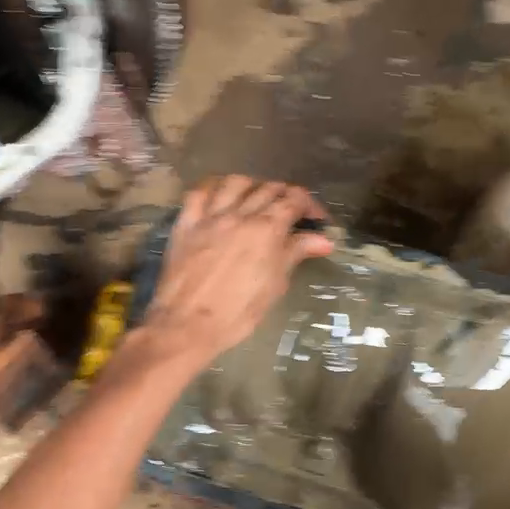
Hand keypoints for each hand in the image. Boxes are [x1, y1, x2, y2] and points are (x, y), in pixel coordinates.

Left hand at [140, 176, 333, 369]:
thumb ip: (295, 254)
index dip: (309, 204)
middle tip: (289, 212)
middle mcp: (239, 215)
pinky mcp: (185, 224)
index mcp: (266, 230)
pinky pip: (199, 193)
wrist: (187, 325)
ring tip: (256, 199)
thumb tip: (324, 240)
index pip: (293, 200)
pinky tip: (219, 196)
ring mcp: (210, 217)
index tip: (315, 218)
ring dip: (252, 186)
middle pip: (267, 188)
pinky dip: (213, 188)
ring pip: (235, 183)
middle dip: (284, 195)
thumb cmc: (237, 314)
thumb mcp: (274, 286)